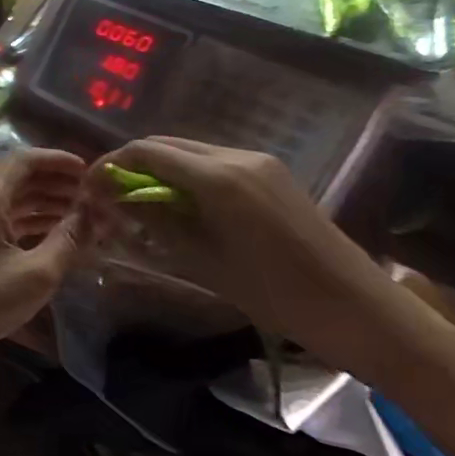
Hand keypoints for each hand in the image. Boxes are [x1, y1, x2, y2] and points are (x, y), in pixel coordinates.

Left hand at [0, 147, 90, 363]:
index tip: (90, 171)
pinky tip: (60, 230)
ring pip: (15, 196)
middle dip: (57, 181)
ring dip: (47, 200)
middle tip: (93, 193)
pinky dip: (33, 217)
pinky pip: (7, 215)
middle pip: (20, 176)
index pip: (24, 160)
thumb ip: (68, 239)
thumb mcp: (38, 274)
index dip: (58, 160)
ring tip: (84, 212)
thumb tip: (95, 215)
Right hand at [88, 137, 401, 372]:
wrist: (363, 311)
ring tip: (143, 203)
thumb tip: (116, 200)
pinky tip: (182, 205)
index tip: (91, 187)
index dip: (112, 164)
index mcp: (219, 177)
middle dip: (133, 164)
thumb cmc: (278, 295)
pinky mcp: (272, 174)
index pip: (147, 151)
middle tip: (112, 195)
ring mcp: (258, 161)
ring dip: (160, 169)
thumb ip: (157, 223)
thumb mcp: (205, 262)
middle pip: (167, 144)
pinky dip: (188, 176)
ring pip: (190, 151)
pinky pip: (215, 163)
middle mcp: (236, 156)